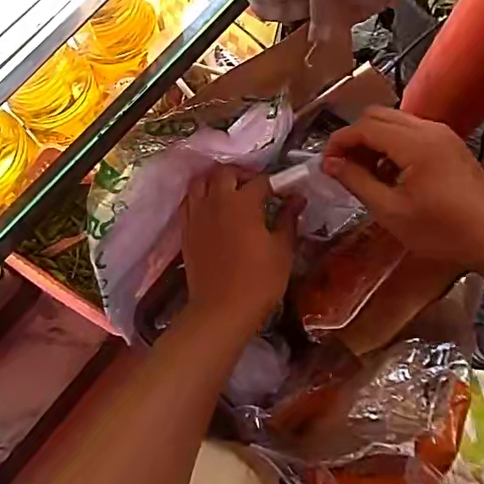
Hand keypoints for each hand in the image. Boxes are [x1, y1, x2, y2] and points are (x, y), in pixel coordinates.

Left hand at [180, 166, 296, 334]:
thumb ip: (288, 219)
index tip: (285, 193)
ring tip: (231, 194)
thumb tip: (297, 200)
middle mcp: (217, 201)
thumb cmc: (258, 281)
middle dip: (242, 174)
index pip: (261, 180)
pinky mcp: (186, 230)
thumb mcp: (282, 250)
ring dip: (216, 182)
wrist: (220, 310)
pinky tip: (213, 210)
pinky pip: (189, 201)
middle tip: (256, 190)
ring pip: (201, 182)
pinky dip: (201, 198)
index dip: (275, 184)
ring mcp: (197, 214)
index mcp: (243, 202)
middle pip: (225, 172)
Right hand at [321, 107, 483, 267]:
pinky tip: (392, 174)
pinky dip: (393, 144)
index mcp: (414, 142)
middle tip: (344, 167)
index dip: (339, 142)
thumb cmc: (443, 230)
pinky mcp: (450, 143)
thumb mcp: (391, 212)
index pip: (364, 126)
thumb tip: (331, 163)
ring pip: (395, 121)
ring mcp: (442, 133)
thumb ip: (357, 182)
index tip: (326, 164)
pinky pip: (412, 131)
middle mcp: (428, 128)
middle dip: (355, 137)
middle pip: (378, 114)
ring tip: (366, 174)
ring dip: (374, 140)